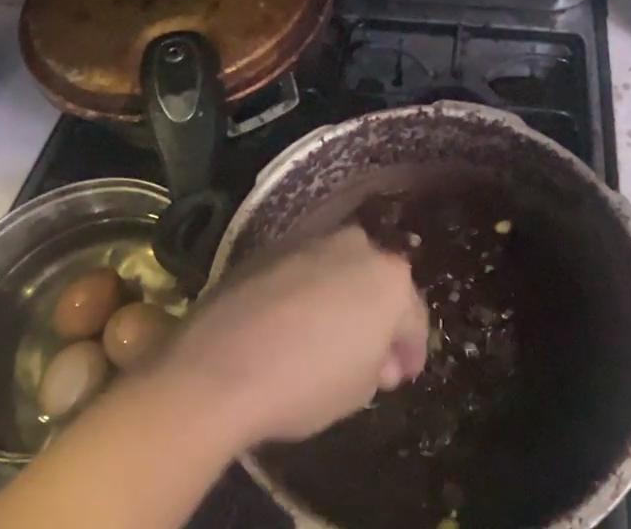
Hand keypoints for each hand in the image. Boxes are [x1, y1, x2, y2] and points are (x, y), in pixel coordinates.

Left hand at [152, 225, 429, 445]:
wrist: (216, 369)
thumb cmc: (306, 382)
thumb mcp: (360, 389)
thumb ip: (378, 362)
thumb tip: (374, 355)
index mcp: (389, 277)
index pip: (414, 317)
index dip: (410, 350)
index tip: (401, 375)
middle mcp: (354, 246)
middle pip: (376, 281)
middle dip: (376, 316)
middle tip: (368, 356)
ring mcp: (307, 242)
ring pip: (337, 271)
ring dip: (339, 299)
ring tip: (325, 339)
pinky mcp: (265, 249)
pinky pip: (299, 273)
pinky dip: (303, 294)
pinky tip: (289, 326)